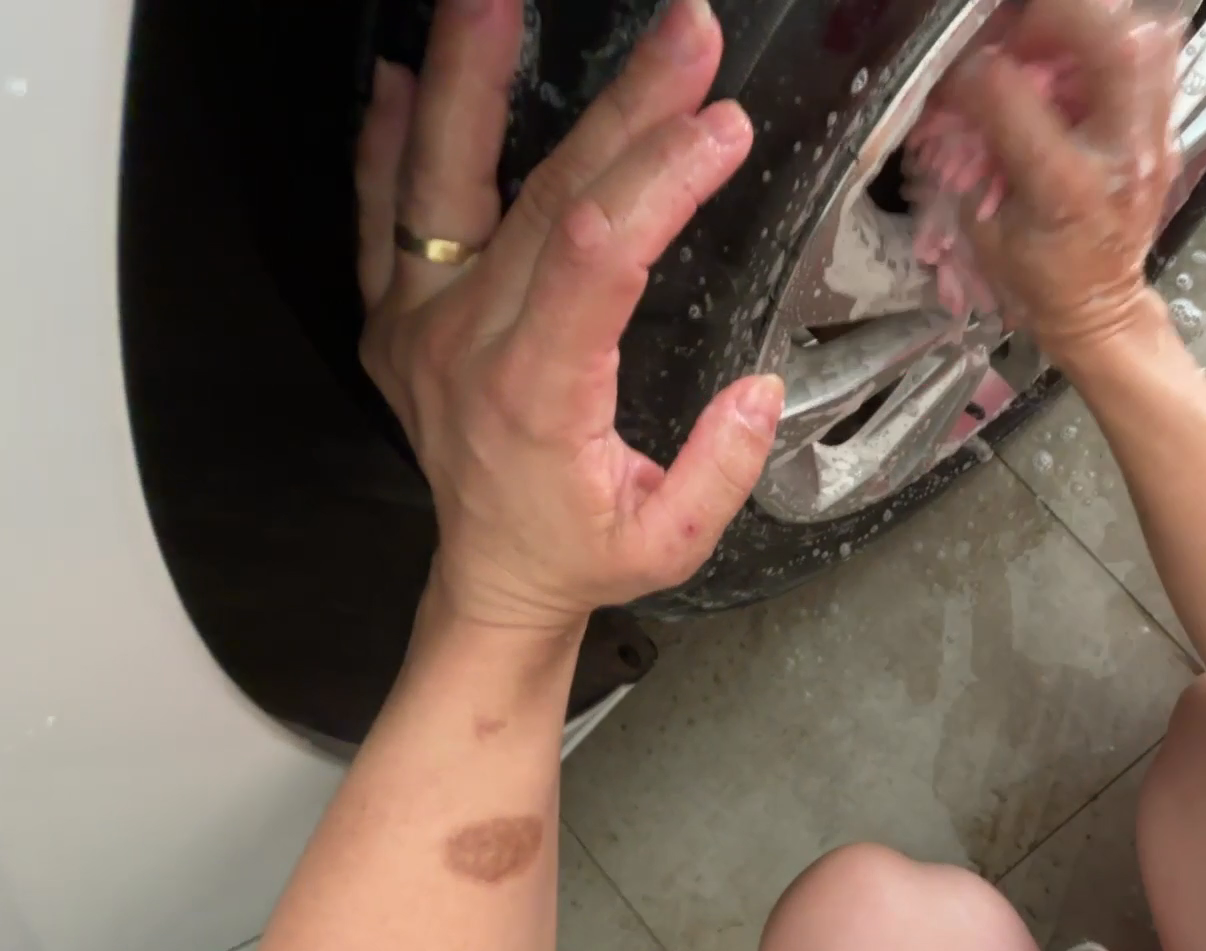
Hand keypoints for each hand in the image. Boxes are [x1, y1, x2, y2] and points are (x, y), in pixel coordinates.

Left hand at [355, 0, 780, 635]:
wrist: (495, 578)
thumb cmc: (588, 558)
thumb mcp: (674, 541)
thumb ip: (721, 470)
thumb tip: (761, 387)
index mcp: (537, 392)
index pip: (598, 255)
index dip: (662, 183)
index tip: (723, 129)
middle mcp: (464, 340)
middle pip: (548, 194)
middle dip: (627, 110)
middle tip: (687, 35)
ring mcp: (418, 321)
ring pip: (445, 178)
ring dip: (474, 79)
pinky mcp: (398, 317)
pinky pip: (381, 213)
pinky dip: (390, 139)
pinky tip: (402, 77)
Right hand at [944, 0, 1183, 369]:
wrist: (1100, 311)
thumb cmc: (1040, 284)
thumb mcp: (987, 234)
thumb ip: (976, 161)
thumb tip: (966, 101)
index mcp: (1065, 190)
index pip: (1013, 97)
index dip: (970, 77)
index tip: (955, 82)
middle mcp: (1121, 158)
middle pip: (1113, 42)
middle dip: (1054, 17)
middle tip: (1020, 37)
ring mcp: (1153, 146)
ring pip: (1148, 41)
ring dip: (1095, 26)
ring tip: (1055, 44)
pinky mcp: (1165, 139)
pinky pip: (1156, 65)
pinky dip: (1117, 50)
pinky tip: (1082, 68)